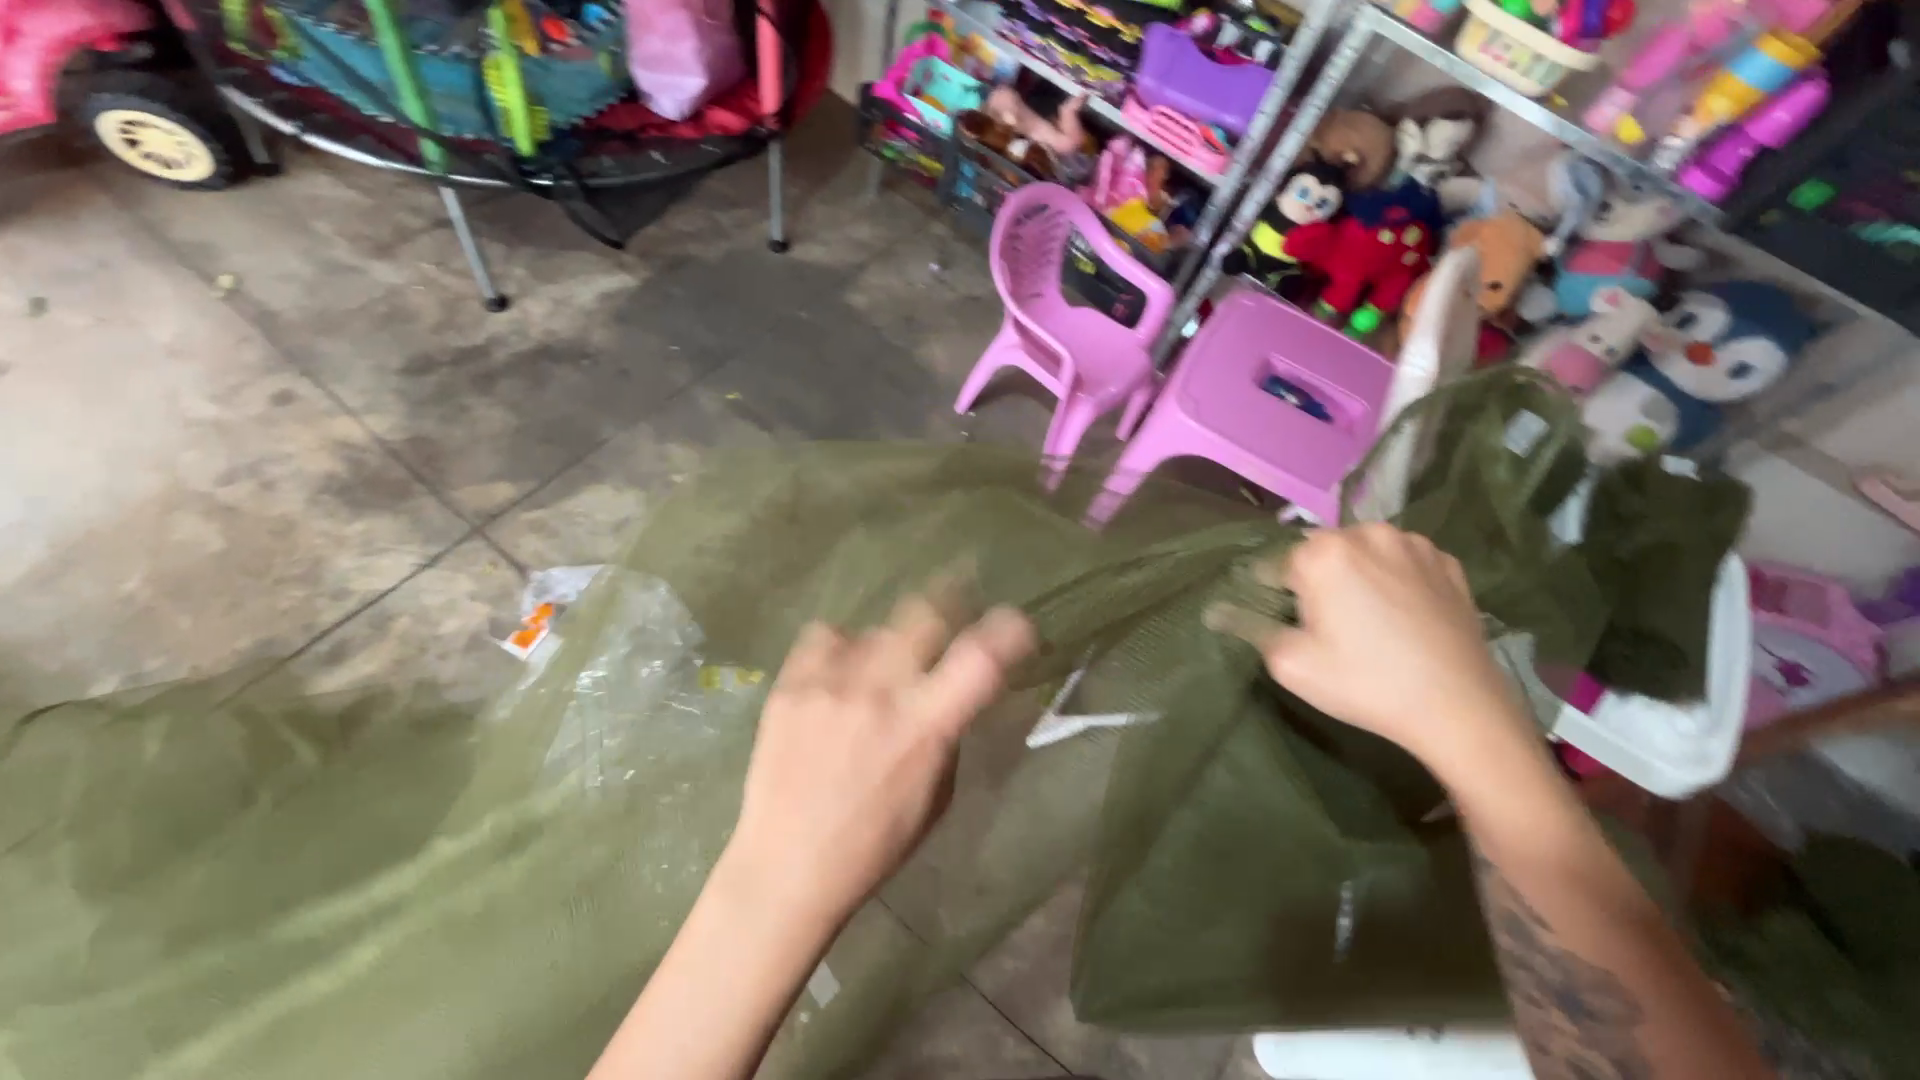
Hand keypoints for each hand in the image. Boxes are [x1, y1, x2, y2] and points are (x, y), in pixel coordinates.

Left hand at [723, 592, 1035, 925]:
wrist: (787, 865)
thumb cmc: (875, 844)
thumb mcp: (937, 797)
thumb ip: (946, 734)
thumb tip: (949, 693)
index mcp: (926, 727)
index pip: (980, 658)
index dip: (1007, 630)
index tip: (1015, 623)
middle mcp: (880, 693)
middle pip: (924, 614)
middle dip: (945, 610)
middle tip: (943, 625)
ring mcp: (830, 684)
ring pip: (875, 628)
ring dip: (888, 645)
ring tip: (876, 674)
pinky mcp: (790, 685)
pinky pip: (826, 637)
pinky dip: (841, 649)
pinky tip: (837, 676)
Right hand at [1206, 524, 1531, 776]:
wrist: (1459, 706)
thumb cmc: (1366, 684)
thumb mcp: (1291, 664)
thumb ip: (1249, 627)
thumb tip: (1218, 610)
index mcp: (1322, 552)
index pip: (1276, 566)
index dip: (1276, 597)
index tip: (1292, 626)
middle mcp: (1366, 532)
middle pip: (1321, 553)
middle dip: (1318, 581)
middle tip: (1331, 627)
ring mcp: (1413, 544)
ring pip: (1364, 553)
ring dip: (1357, 575)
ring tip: (1370, 621)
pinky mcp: (1447, 562)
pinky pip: (1402, 562)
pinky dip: (1395, 580)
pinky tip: (1403, 617)